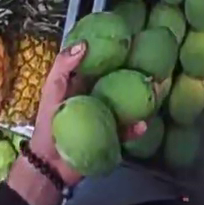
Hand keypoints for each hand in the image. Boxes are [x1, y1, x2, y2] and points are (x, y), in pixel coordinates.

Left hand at [9, 43, 144, 204]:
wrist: (50, 164)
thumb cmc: (48, 121)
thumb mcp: (52, 89)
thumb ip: (63, 66)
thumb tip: (85, 44)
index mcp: (83, 81)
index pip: (101, 62)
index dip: (115, 52)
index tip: (131, 40)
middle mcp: (97, 95)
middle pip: (119, 81)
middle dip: (136, 75)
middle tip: (152, 67)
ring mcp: (106, 115)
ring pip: (128, 104)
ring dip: (142, 100)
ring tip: (155, 93)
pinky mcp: (111, 135)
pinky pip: (127, 130)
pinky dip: (136, 127)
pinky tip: (142, 124)